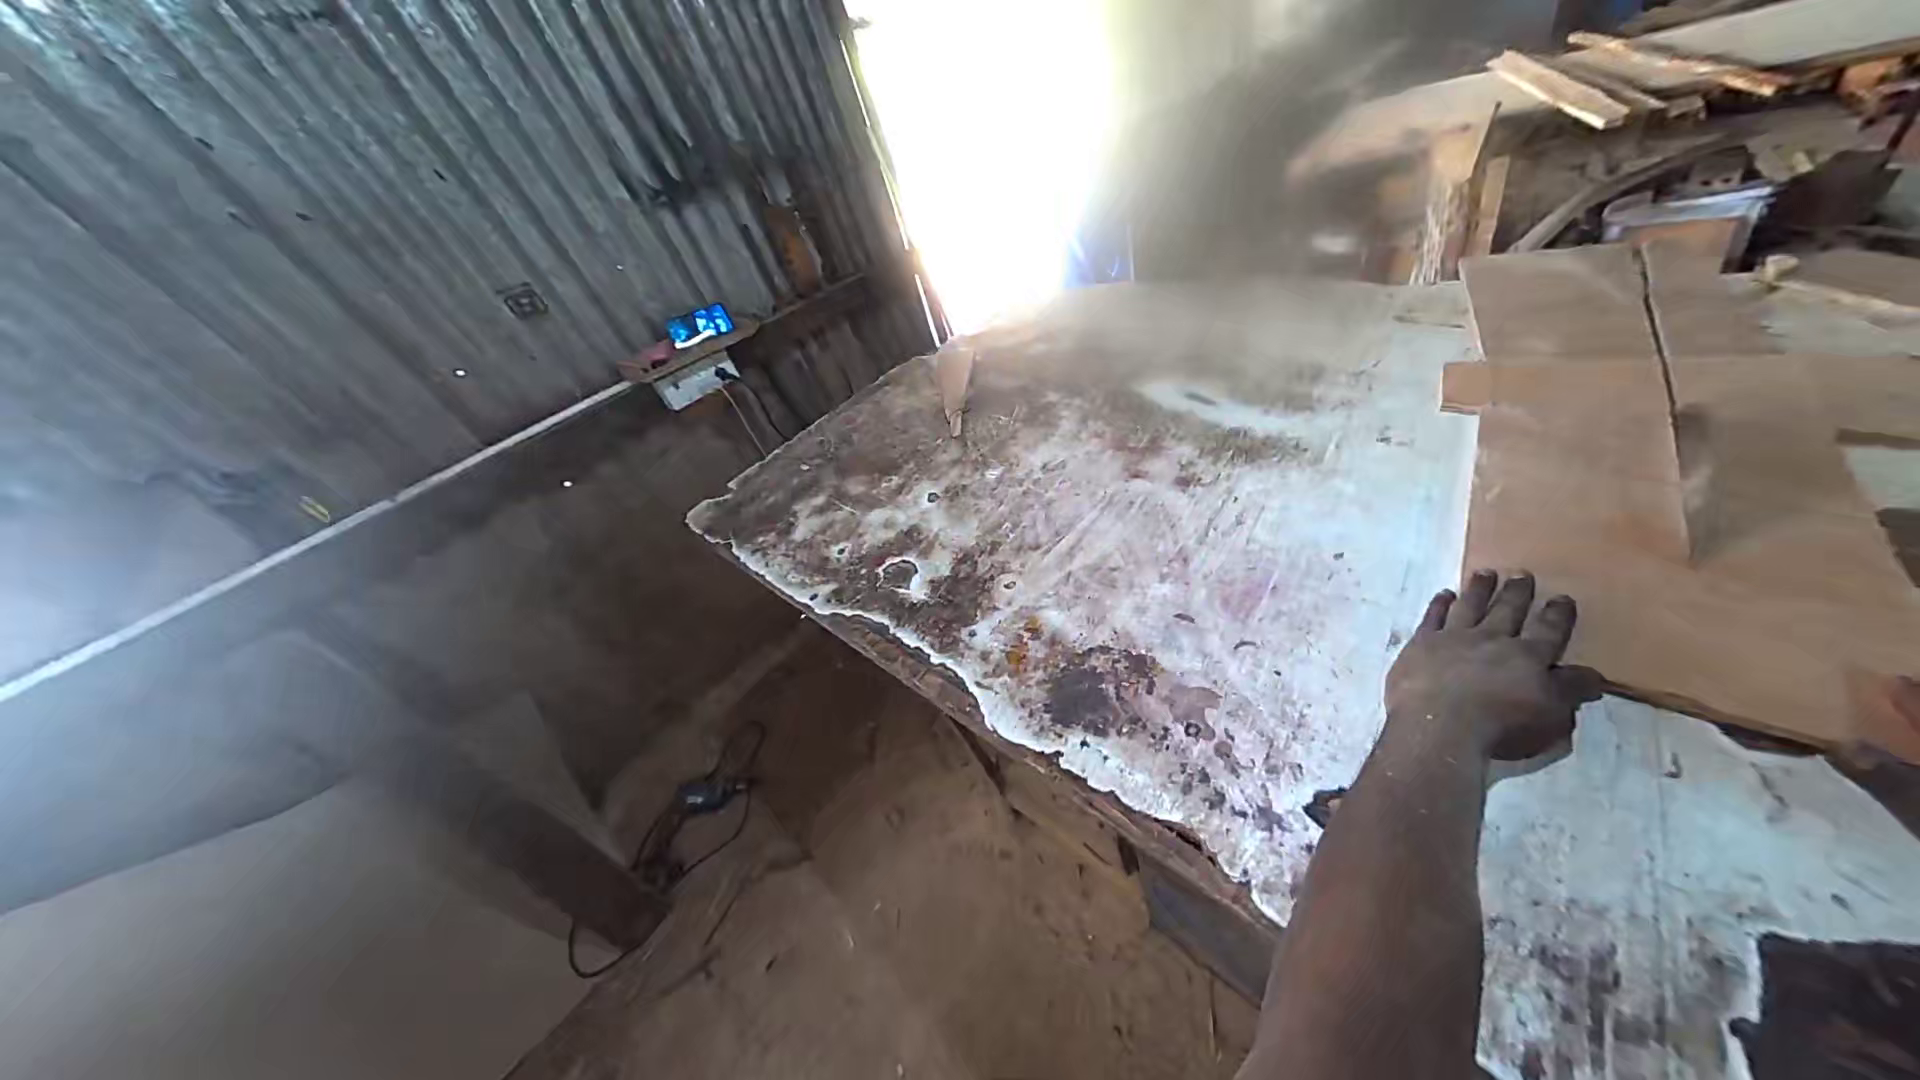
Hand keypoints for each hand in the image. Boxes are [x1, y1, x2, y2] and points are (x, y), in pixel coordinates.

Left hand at [1385, 570, 1601, 760]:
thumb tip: (1591, 676)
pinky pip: (1432, 616)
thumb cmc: (1499, 727)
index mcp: (1527, 657)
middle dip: (1517, 592)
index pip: (1549, 630)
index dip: (1557, 614)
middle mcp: (1491, 639)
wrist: (1438, 724)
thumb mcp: (1552, 716)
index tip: (1562, 598)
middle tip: (1521, 574)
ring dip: (1479, 589)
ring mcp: (1452, 637)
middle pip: (1507, 610)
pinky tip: (1445, 594)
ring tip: (1485, 573)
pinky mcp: (1421, 642)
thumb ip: (1570, 691)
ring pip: (1469, 605)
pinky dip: (1439, 604)